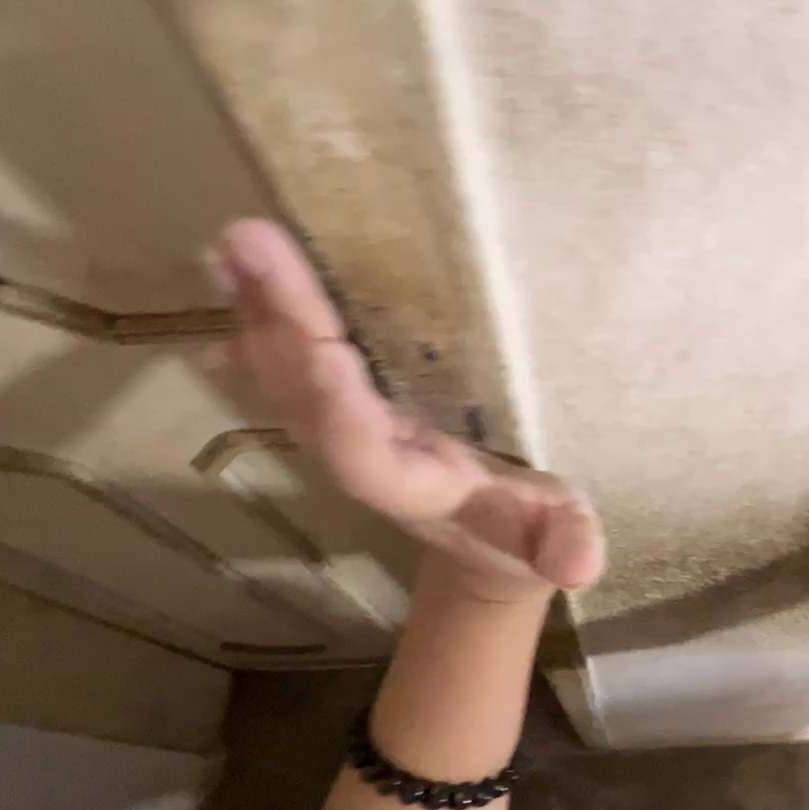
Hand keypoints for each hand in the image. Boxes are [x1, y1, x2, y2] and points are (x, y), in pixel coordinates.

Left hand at [205, 218, 605, 600]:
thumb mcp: (558, 536)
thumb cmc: (528, 534)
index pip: (370, 460)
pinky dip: (255, 329)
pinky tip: (226, 280)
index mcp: (422, 489)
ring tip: (230, 247)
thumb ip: (565, 544)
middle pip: (312, 403)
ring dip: (257, 316)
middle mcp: (370, 464)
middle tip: (249, 246)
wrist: (483, 547)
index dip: (345, 417)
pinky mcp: (346, 421)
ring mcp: (349, 441)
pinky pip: (288, 378)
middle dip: (285, 329)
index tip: (328, 356)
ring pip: (288, 383)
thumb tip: (582, 563)